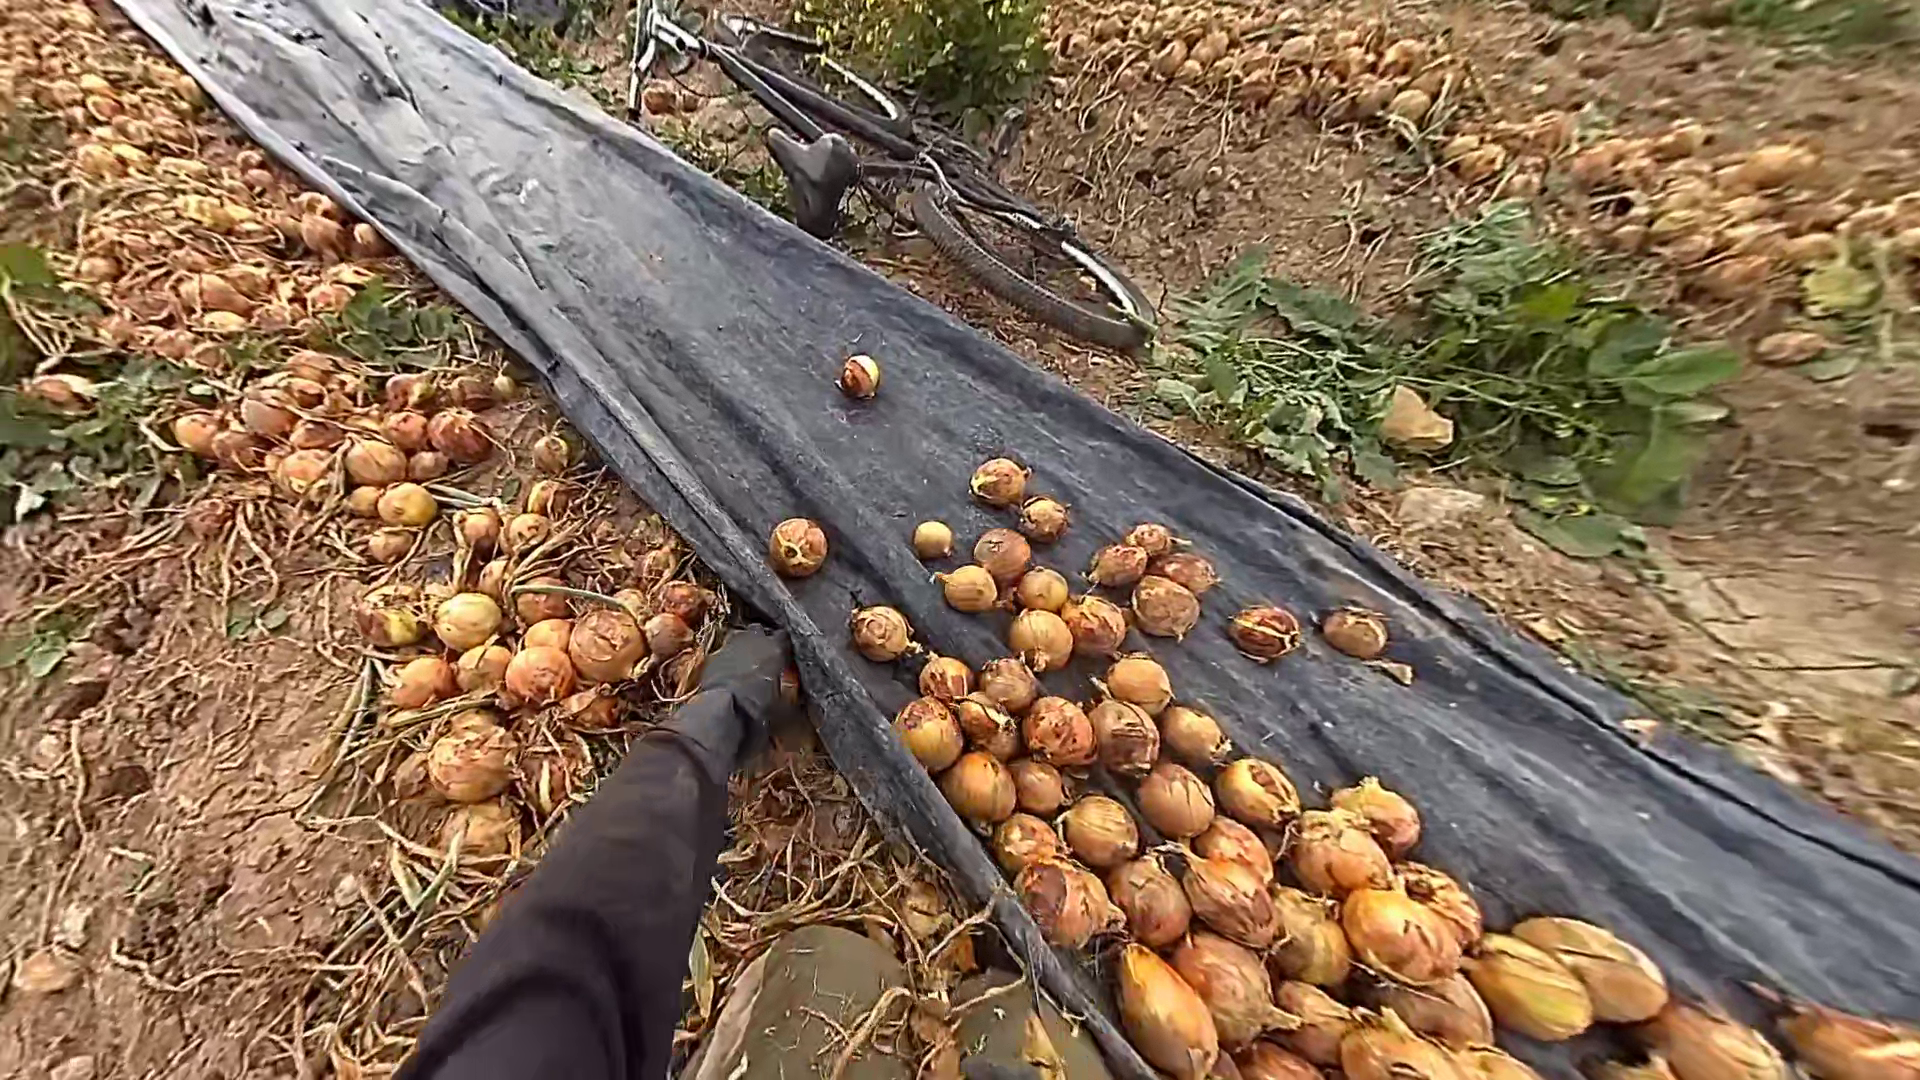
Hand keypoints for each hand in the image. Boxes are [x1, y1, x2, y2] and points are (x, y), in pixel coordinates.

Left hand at [697, 624, 790, 719]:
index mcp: (776, 648)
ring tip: (746, 661)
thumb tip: (791, 684)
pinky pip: (724, 651)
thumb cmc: (758, 706)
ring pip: (739, 637)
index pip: (784, 637)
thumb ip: (789, 687)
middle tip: (764, 655)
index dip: (784, 645)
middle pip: (759, 631)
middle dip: (761, 639)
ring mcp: (731, 645)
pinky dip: (728, 658)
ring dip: (743, 645)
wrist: (721, 712)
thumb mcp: (784, 701)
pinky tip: (729, 671)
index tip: (785, 654)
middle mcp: (754, 640)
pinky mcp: (713, 656)